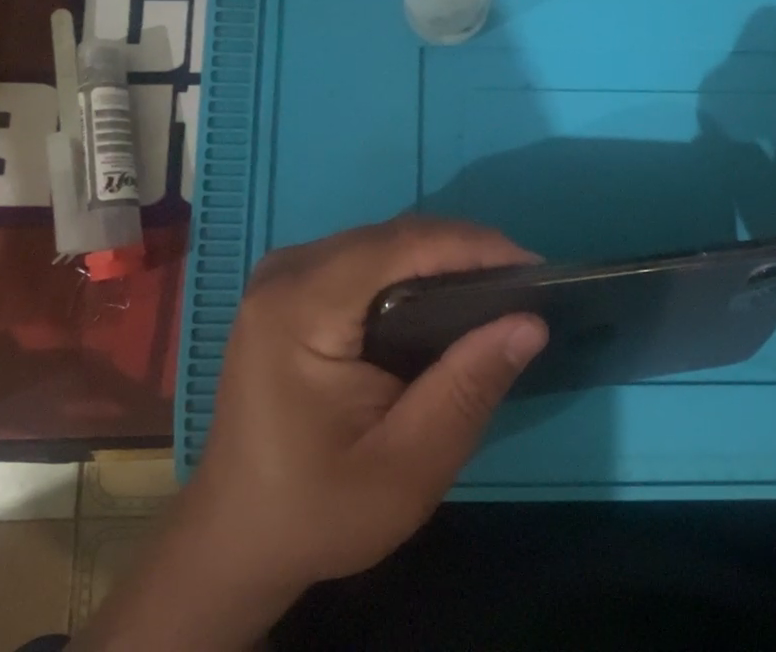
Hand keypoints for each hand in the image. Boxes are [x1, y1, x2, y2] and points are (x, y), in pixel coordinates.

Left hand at [182, 216, 547, 588]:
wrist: (237, 537)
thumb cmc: (317, 510)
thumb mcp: (408, 465)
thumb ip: (467, 388)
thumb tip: (531, 322)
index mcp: (299, 308)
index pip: (402, 245)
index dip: (475, 246)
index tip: (538, 271)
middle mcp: (284, 275)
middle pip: (391, 238)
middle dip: (464, 253)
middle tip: (525, 290)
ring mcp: (280, 279)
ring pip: (381, 244)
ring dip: (441, 261)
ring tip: (498, 295)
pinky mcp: (287, 292)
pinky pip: (363, 262)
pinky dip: (411, 274)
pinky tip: (446, 305)